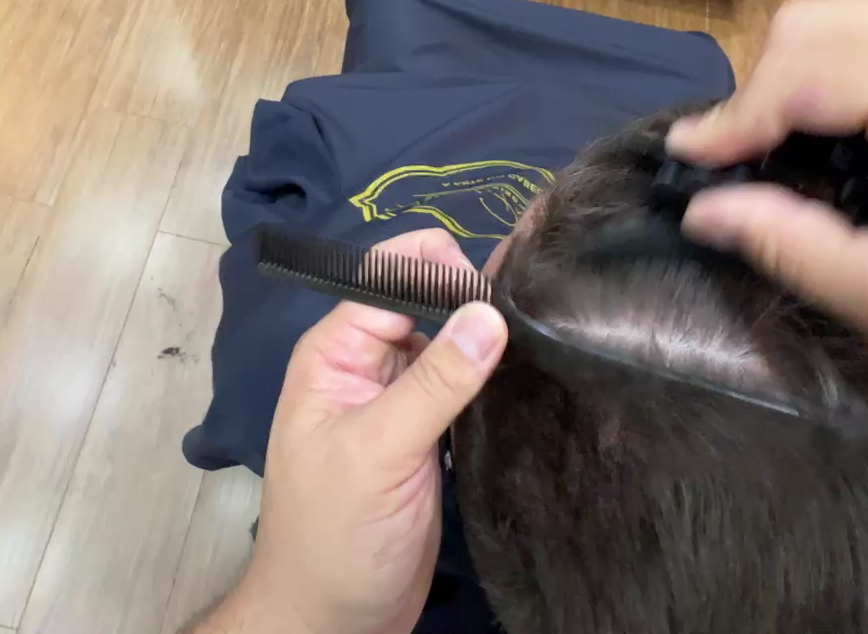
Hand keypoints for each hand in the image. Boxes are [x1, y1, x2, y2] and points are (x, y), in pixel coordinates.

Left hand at [199, 229, 506, 633]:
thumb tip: (488, 313)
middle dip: (463, 293)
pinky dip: (485, 368)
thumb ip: (434, 382)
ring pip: (442, 336)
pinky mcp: (426, 427)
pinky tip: (522, 363)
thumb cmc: (336, 533)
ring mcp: (397, 394)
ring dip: (479, 329)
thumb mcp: (379, 451)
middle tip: (525, 306)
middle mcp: (365, 360)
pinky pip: (457, 378)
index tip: (493, 284)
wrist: (333, 620)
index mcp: (336, 349)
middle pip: (418, 299)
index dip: (435, 269)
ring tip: (535, 325)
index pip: (385, 279)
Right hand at [669, 0, 867, 431]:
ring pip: (847, 12)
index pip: (802, 71)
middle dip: (765, 93)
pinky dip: (855, 66)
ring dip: (806, 76)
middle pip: (814, 22)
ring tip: (812, 151)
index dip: (730, 118)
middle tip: (758, 166)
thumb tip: (702, 208)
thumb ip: (791, 246)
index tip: (685, 159)